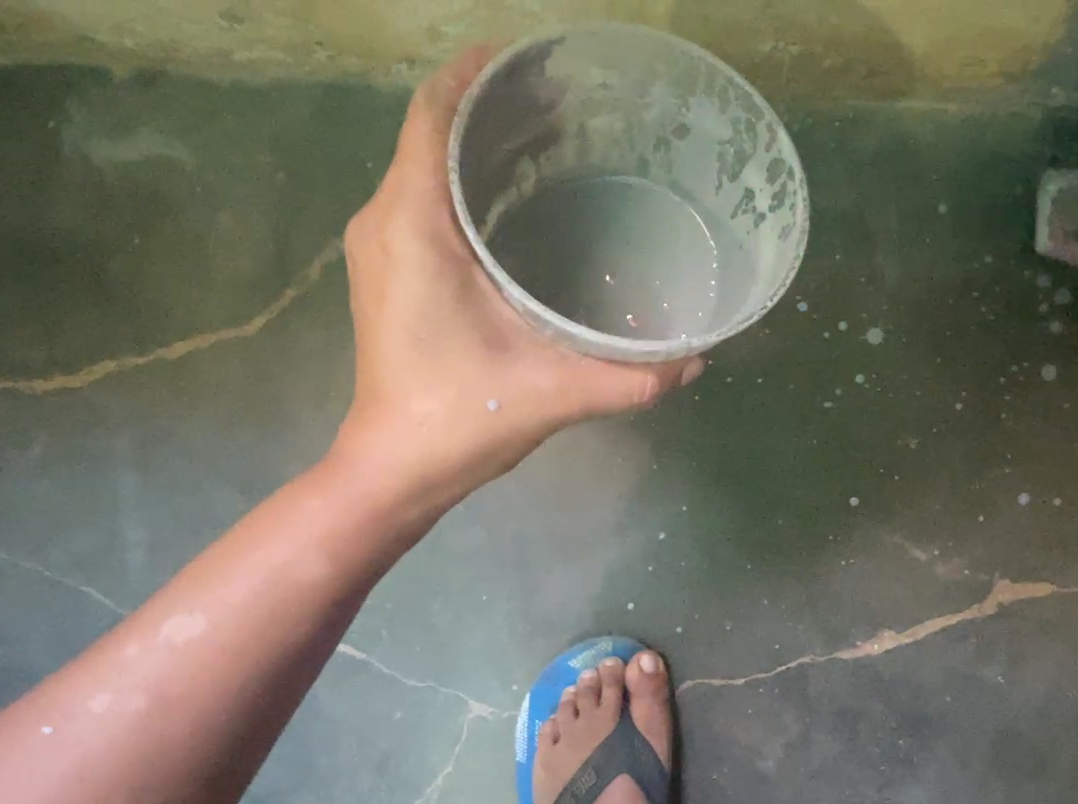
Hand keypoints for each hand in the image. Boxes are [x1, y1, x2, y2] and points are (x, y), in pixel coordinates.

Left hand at [333, 45, 704, 495]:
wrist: (396, 468)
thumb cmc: (462, 419)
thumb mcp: (557, 391)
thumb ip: (632, 377)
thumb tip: (697, 359)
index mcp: (415, 226)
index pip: (436, 114)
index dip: (480, 73)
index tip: (538, 62)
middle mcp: (386, 221)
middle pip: (433, 133)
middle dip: (496, 108)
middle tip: (567, 105)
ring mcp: (381, 248)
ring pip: (425, 167)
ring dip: (480, 146)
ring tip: (549, 141)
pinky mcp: (388, 273)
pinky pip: (422, 201)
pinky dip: (466, 185)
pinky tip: (515, 204)